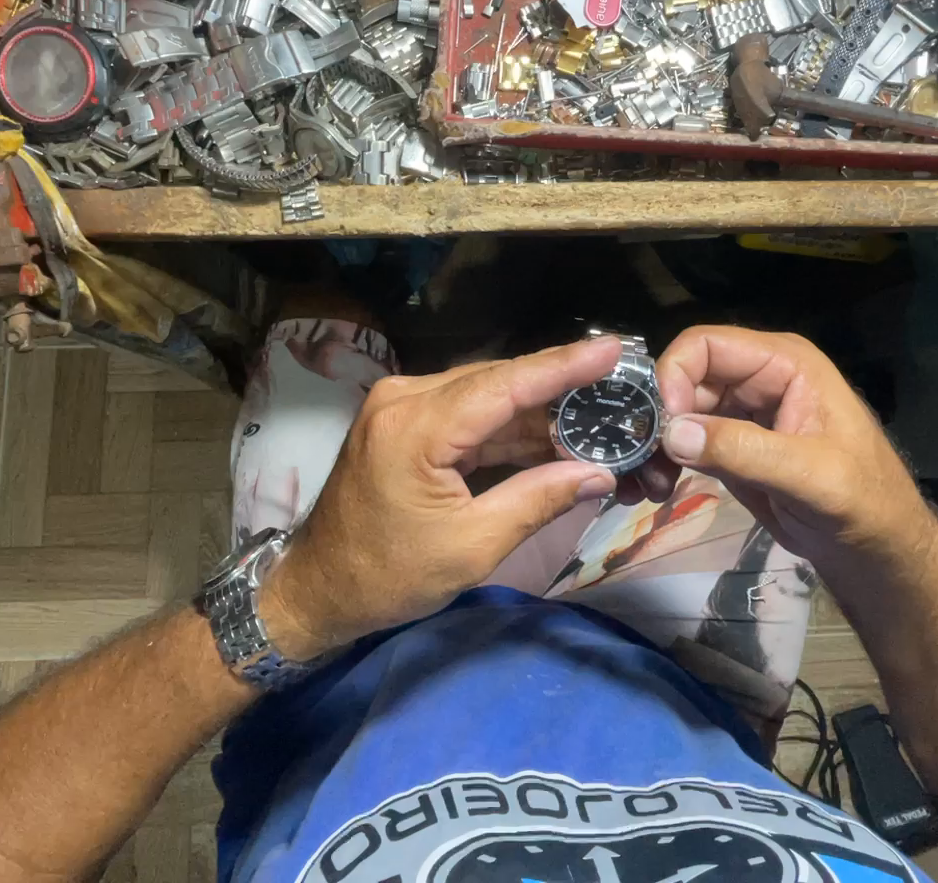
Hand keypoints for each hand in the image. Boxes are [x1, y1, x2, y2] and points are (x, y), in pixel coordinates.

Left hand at [260, 337, 622, 658]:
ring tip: (598, 419)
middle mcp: (404, 398)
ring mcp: (400, 405)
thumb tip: (599, 474)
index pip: (503, 385)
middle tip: (619, 392)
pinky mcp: (403, 421)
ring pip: (485, 396)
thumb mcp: (472, 546)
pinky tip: (551, 436)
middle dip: (558, 390)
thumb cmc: (388, 576)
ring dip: (536, 412)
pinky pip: (466, 414)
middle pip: (496, 382)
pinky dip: (507, 428)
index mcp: (414, 427)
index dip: (562, 366)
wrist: (319, 587)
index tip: (612, 350)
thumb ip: (538, 499)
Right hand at [653, 326, 937, 567]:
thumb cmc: (863, 504)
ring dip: (658, 442)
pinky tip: (660, 487)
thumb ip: (743, 450)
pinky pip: (683, 438)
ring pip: (677, 408)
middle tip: (647, 462)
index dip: (675, 375)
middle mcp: (757, 377)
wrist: (876, 553)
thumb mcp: (810, 476)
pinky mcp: (728, 444)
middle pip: (684, 376)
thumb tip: (671, 433)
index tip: (664, 424)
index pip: (707, 345)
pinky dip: (666, 459)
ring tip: (652, 482)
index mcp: (783, 363)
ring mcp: (740, 411)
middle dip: (660, 415)